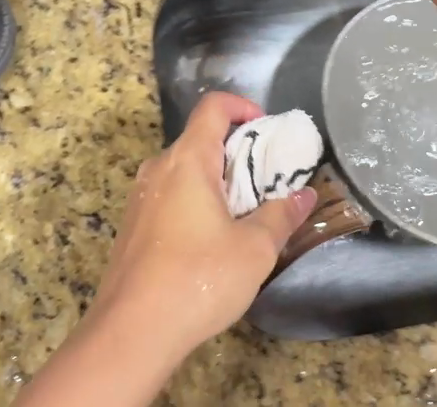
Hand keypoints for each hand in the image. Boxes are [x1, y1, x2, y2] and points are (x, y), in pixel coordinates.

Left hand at [95, 92, 316, 358]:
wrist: (132, 330)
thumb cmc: (198, 279)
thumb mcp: (254, 250)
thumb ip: (281, 216)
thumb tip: (305, 195)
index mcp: (187, 160)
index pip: (212, 107)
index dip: (242, 106)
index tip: (267, 128)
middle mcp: (159, 168)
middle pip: (200, 140)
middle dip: (236, 153)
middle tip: (266, 181)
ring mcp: (141, 197)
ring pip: (184, 171)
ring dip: (216, 181)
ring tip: (244, 215)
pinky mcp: (133, 225)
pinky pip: (170, 197)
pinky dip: (195, 202)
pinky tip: (211, 242)